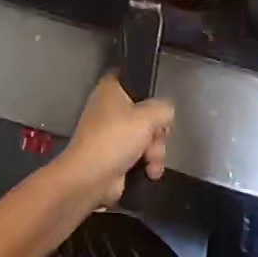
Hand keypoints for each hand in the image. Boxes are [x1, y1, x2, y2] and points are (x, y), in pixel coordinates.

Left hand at [52, 75, 174, 205]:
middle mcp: (109, 109)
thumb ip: (164, 109)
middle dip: (157, 131)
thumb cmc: (115, 139)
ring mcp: (112, 133)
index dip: (148, 91)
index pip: (132, 79)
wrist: (91, 177)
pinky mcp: (115, 154)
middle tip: (156, 137)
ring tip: (150, 160)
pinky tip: (149, 171)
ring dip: (154, 151)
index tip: (157, 105)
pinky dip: (147, 163)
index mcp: (110, 90)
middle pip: (146, 113)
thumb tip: (166, 113)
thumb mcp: (147, 117)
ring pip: (146, 135)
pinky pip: (139, 154)